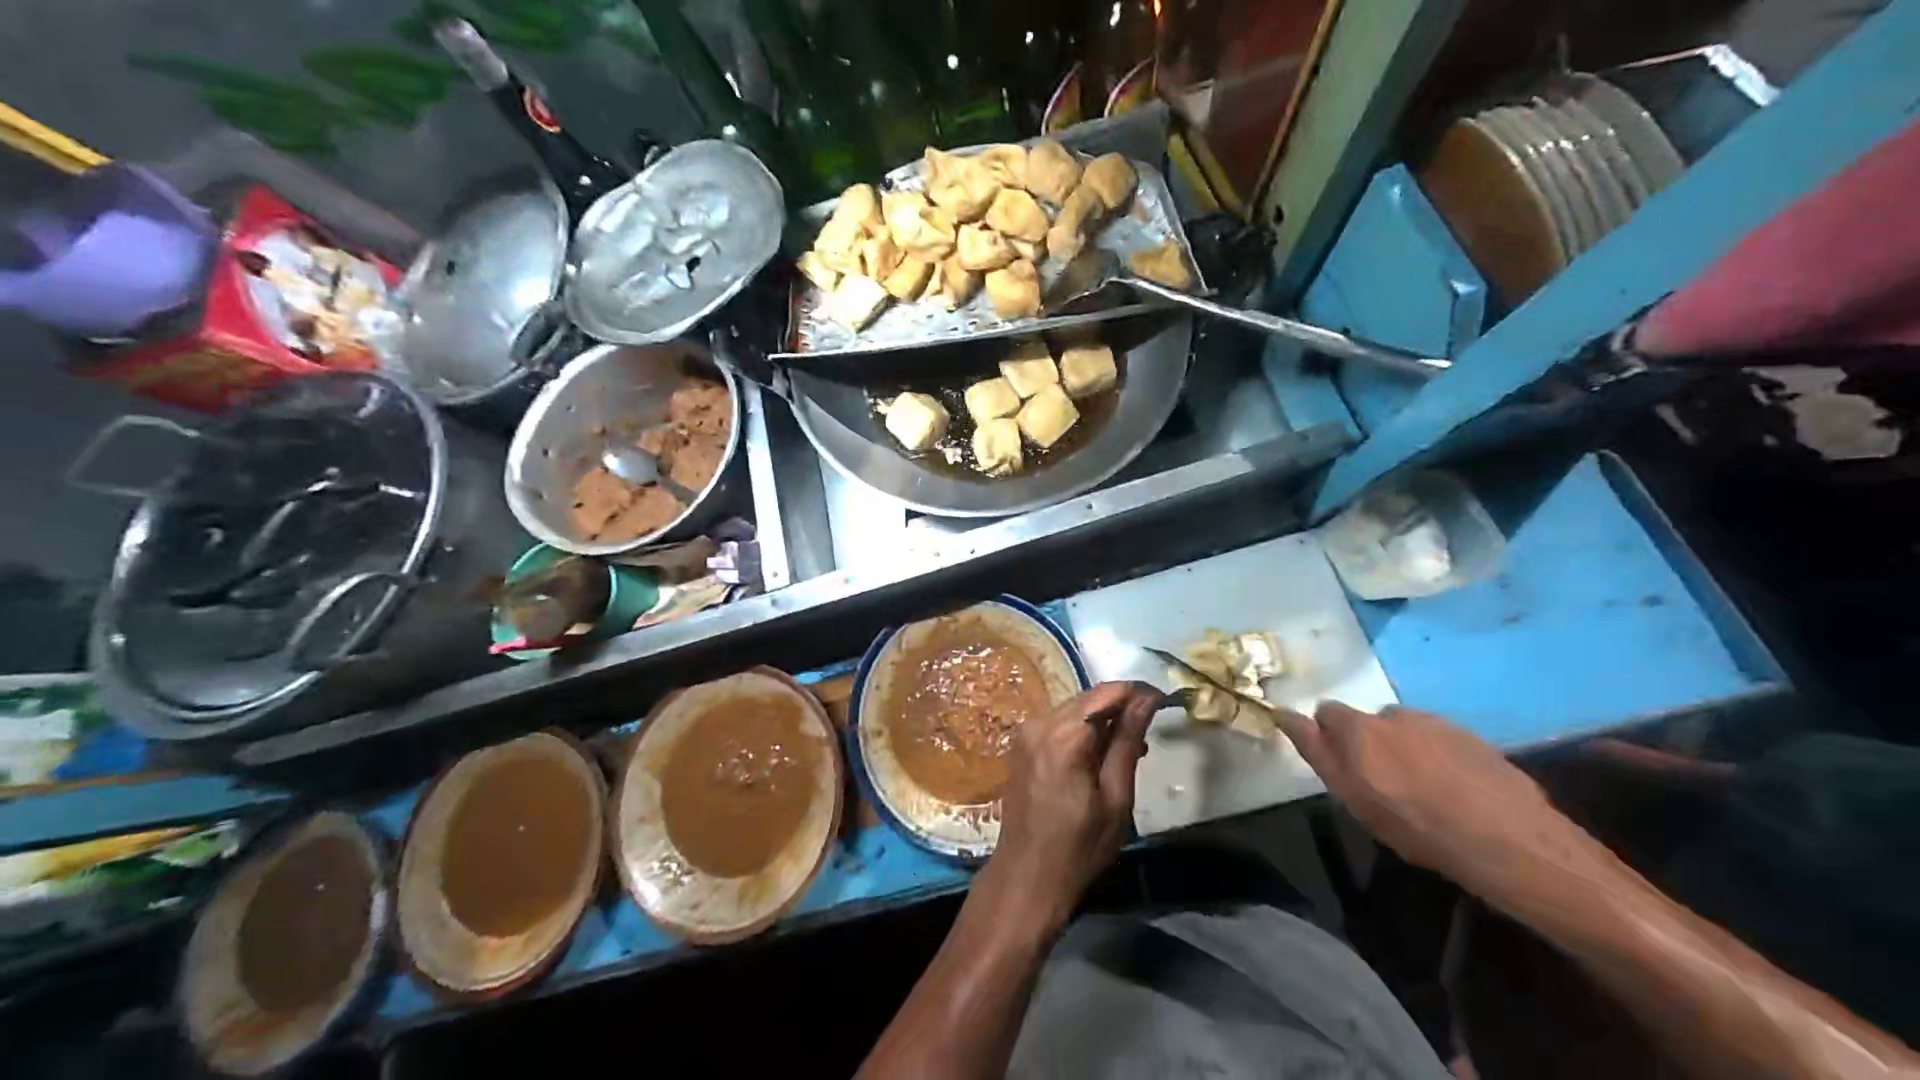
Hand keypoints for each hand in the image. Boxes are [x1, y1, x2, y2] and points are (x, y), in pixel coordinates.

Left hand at [981, 681, 1160, 932]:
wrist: (1027, 876)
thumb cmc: (1079, 846)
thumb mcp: (1116, 796)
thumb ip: (1128, 741)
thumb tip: (1146, 700)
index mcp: (1062, 734)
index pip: (1106, 693)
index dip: (1137, 692)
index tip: (1163, 702)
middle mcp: (1038, 723)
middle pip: (1088, 700)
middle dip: (1121, 708)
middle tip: (1150, 732)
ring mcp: (1025, 734)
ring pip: (1073, 711)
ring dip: (1102, 722)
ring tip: (1132, 750)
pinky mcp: (1021, 746)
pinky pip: (1058, 726)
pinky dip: (1082, 733)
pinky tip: (1101, 756)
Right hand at [1275, 702, 1599, 896]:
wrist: (1509, 840)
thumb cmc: (1416, 825)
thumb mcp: (1353, 797)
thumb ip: (1317, 751)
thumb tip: (1285, 715)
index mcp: (1360, 728)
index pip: (1325, 712)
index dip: (1327, 736)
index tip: (1339, 764)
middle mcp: (1394, 715)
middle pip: (1366, 721)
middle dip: (1367, 743)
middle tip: (1382, 784)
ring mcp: (1436, 723)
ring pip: (1404, 730)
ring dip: (1403, 749)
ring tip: (1423, 790)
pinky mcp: (1471, 736)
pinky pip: (1438, 739)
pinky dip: (1437, 756)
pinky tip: (1454, 790)